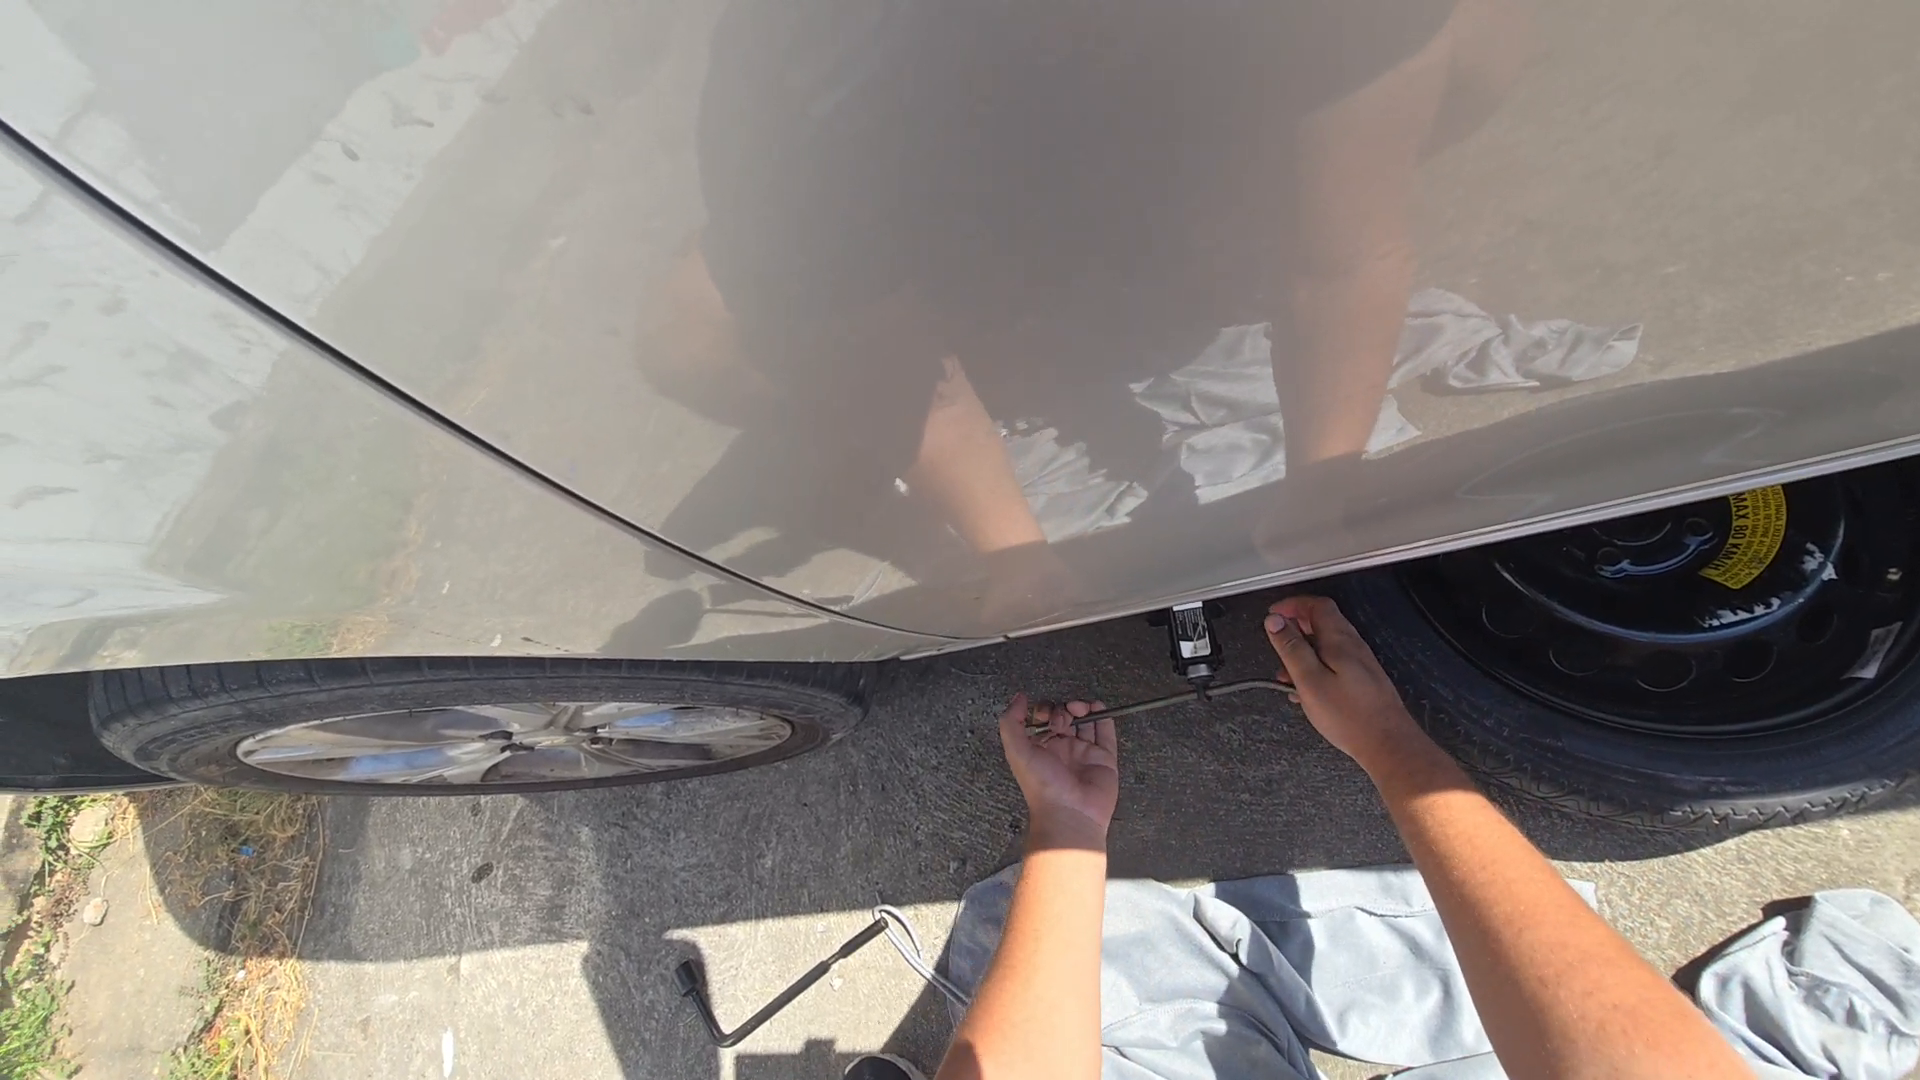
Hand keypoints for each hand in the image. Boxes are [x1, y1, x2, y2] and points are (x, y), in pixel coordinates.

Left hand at [996, 695, 1118, 850]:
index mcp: (1040, 749)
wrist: (1070, 813)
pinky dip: (1103, 716)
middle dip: (1062, 710)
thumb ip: (1011, 722)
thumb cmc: (1043, 787)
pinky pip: (1105, 733)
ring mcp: (1084, 753)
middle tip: (1061, 718)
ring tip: (1080, 707)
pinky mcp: (1104, 758)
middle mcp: (1062, 750)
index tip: (1044, 713)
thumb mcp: (1016, 750)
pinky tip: (1098, 706)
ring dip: (1082, 708)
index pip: (1042, 720)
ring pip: (1085, 722)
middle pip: (1064, 717)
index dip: (1043, 710)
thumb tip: (1018, 698)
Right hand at [1264, 595, 1426, 772]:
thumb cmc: (1348, 715)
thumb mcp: (1309, 679)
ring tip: (1286, 673)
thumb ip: (1290, 647)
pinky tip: (1306, 689)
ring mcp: (1361, 663)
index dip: (1292, 605)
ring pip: (1327, 644)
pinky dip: (1315, 666)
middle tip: (1277, 640)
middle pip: (1323, 621)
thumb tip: (1274, 620)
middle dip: (1296, 626)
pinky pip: (1334, 662)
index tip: (1273, 615)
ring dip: (1303, 650)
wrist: (1388, 745)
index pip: (1317, 605)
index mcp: (1340, 641)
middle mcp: (1354, 646)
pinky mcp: (1363, 680)